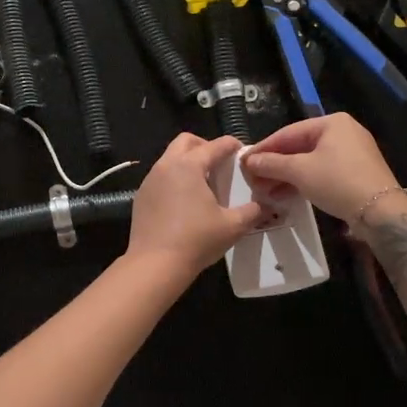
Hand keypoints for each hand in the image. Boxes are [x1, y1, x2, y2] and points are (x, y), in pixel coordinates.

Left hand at [126, 134, 267, 275]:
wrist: (155, 264)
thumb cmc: (196, 240)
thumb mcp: (232, 226)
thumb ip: (252, 211)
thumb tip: (266, 206)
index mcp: (188, 166)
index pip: (215, 146)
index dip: (232, 145)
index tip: (242, 151)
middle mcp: (166, 166)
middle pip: (186, 141)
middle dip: (205, 146)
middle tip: (220, 163)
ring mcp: (149, 180)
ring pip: (170, 158)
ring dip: (188, 162)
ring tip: (204, 183)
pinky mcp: (141, 196)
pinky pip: (160, 177)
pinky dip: (174, 179)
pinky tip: (184, 201)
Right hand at [242, 114, 402, 222]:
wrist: (381, 212)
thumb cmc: (338, 182)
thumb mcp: (300, 171)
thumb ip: (272, 163)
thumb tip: (248, 160)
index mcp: (332, 122)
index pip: (288, 132)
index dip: (264, 148)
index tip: (244, 162)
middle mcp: (343, 132)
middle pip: (298, 147)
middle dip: (274, 165)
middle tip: (253, 180)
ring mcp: (351, 153)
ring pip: (309, 161)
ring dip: (285, 176)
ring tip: (265, 191)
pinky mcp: (355, 173)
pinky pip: (321, 172)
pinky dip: (303, 181)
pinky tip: (285, 194)